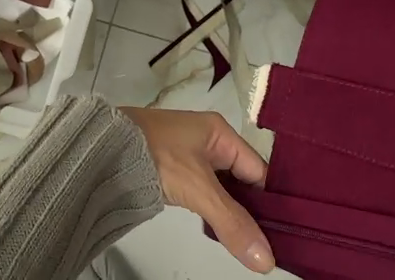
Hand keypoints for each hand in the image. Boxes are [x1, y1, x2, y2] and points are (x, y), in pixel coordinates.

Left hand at [121, 107, 274, 272]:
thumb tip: (267, 260)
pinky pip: (207, 195)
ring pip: (225, 190)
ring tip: (251, 244)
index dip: (271, 199)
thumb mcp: (199, 189)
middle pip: (243, 180)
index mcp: (221, 132)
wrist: (107, 151)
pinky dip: (215, 213)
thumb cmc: (157, 156)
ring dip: (233, 214)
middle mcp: (211, 141)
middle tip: (270, 244)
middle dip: (254, 210)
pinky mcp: (178, 173)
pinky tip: (222, 233)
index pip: (258, 169)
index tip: (287, 231)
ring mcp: (193, 157)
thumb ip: (232, 223)